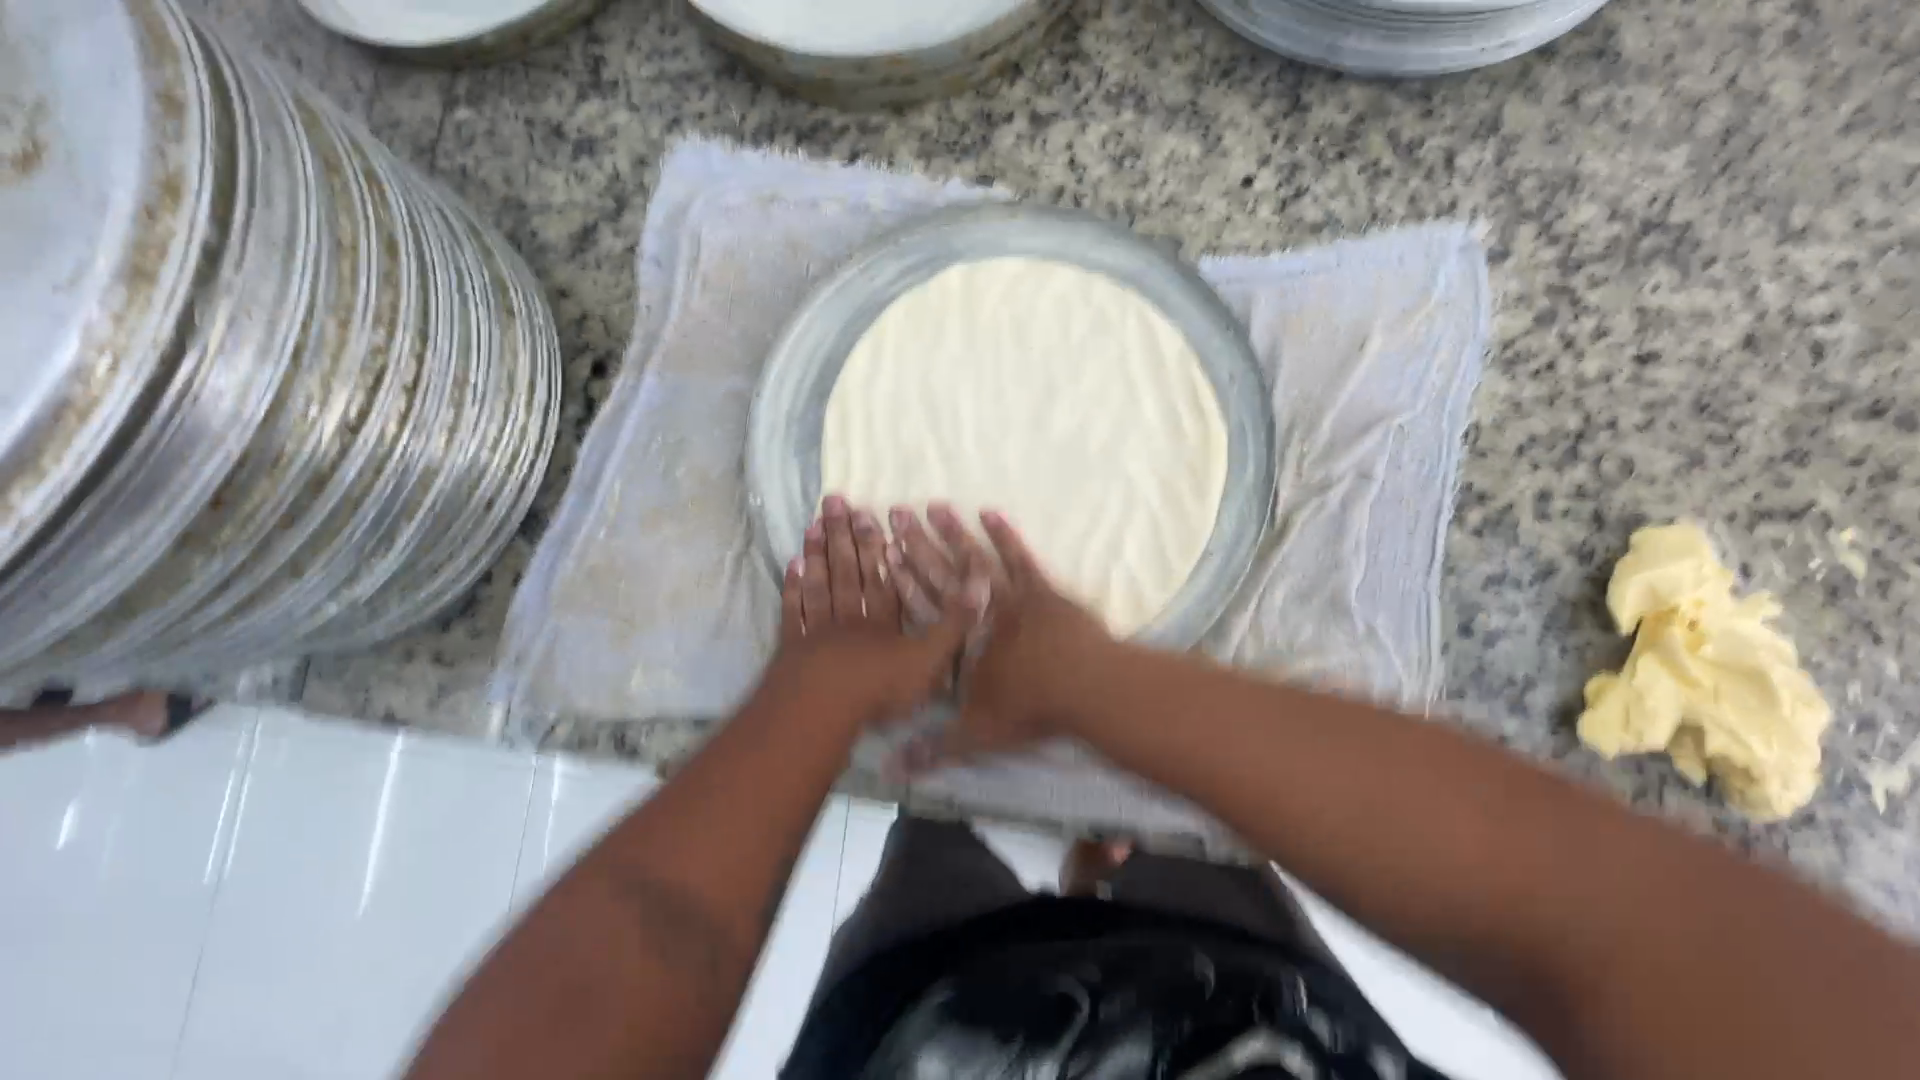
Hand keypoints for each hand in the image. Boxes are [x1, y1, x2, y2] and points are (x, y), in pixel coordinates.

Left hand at [762, 495, 983, 732]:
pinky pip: (792, 613)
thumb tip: (982, 584)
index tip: (867, 513)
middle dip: (843, 537)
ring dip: (816, 555)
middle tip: (834, 502)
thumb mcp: (929, 660)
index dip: (876, 546)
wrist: (822, 708)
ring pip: (819, 586)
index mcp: (883, 623)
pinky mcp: (792, 648)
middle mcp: (851, 618)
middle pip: (848, 573)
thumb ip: (954, 624)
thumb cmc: (878, 686)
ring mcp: (818, 631)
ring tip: (813, 525)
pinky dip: (791, 590)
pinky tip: (791, 567)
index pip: (882, 578)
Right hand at [886, 504, 1116, 772]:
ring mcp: (1013, 596)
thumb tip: (889, 772)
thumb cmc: (1030, 708)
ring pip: (976, 558)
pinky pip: (1020, 557)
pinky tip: (990, 512)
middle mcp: (982, 613)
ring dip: (954, 532)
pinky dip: (1005, 535)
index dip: (900, 578)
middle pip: (942, 572)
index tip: (882, 550)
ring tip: (934, 506)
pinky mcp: (1044, 590)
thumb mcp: (978, 735)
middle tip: (895, 513)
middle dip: (917, 544)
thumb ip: (934, 749)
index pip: (921, 604)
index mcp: (960, 643)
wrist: (1087, 687)